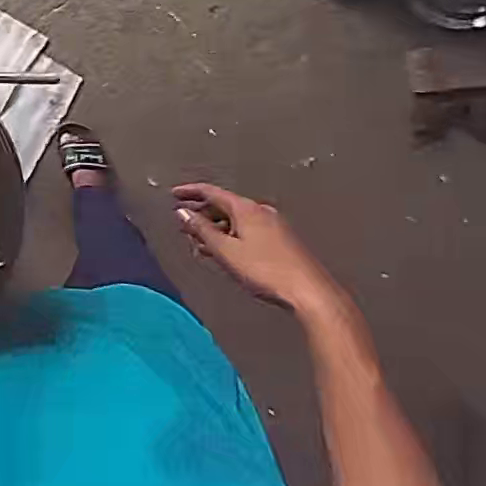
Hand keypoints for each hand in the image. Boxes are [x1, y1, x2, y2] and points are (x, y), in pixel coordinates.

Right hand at [173, 183, 345, 316]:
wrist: (312, 294)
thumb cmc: (266, 270)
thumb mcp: (226, 250)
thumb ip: (201, 230)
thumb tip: (182, 213)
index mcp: (246, 208)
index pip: (211, 192)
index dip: (190, 191)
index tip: (174, 194)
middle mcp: (260, 211)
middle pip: (224, 204)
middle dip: (201, 211)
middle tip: (183, 220)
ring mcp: (273, 226)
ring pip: (236, 219)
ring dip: (215, 226)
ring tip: (199, 240)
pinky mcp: (281, 241)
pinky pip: (247, 229)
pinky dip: (230, 234)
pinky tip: (223, 250)